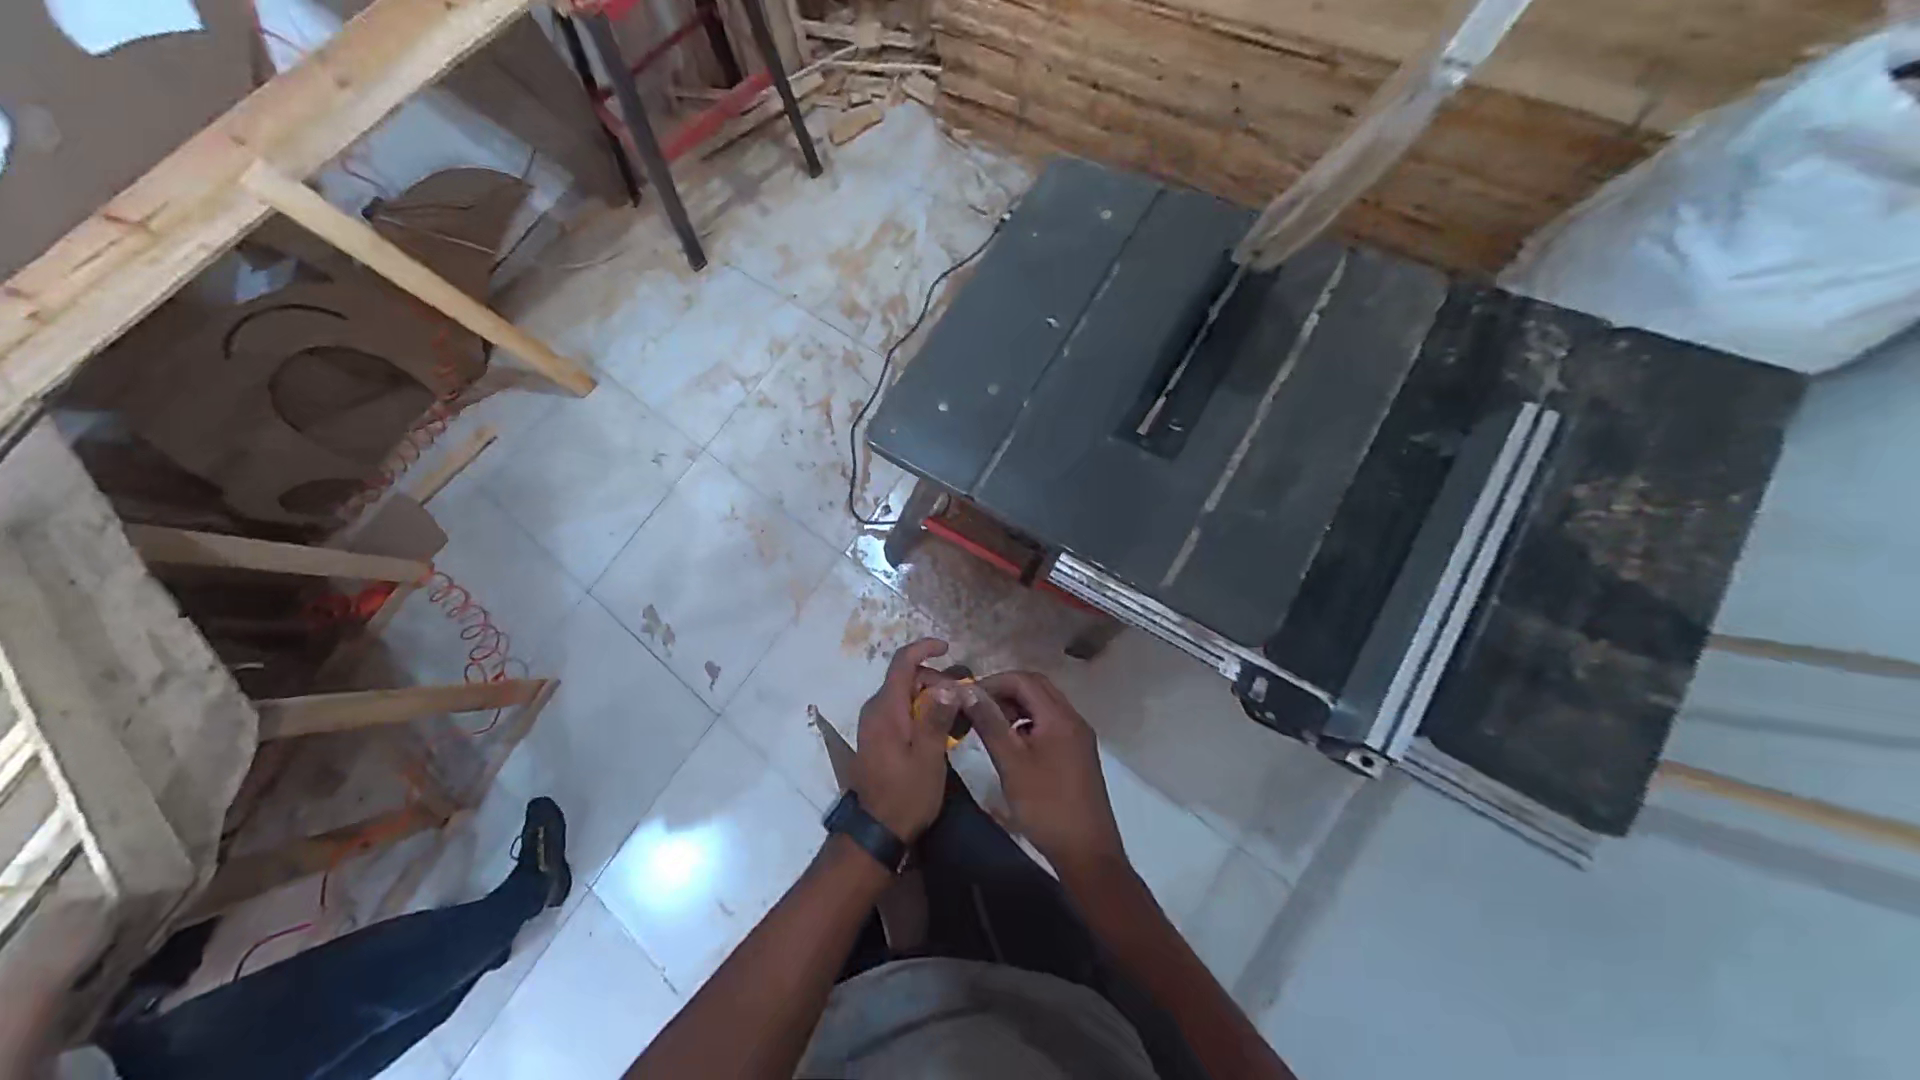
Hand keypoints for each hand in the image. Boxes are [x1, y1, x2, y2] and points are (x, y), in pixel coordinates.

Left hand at [852, 638, 960, 842]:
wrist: (876, 832)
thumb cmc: (905, 794)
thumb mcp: (929, 757)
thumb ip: (937, 718)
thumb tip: (948, 686)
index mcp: (886, 709)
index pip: (902, 663)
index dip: (924, 648)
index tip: (948, 647)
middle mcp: (875, 710)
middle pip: (906, 678)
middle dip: (936, 679)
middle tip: (963, 699)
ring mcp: (873, 725)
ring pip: (904, 695)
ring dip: (930, 696)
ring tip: (956, 716)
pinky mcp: (877, 738)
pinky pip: (900, 711)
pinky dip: (920, 710)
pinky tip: (940, 729)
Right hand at [965, 671, 1125, 878]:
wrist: (1087, 852)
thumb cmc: (1046, 806)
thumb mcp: (1011, 763)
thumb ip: (990, 723)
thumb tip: (967, 691)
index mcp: (1060, 717)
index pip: (1024, 680)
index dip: (993, 682)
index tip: (967, 697)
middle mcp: (1073, 719)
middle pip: (1037, 688)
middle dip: (1004, 691)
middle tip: (976, 707)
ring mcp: (1078, 737)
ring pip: (1044, 706)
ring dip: (1016, 707)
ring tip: (988, 725)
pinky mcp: (1078, 753)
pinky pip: (1050, 724)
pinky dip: (1028, 724)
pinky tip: (1011, 743)